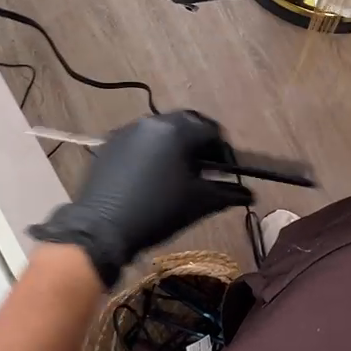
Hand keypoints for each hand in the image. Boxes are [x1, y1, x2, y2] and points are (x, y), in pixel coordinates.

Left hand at [27, 112, 250, 287]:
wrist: (101, 228)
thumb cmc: (157, 212)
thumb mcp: (198, 203)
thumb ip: (227, 193)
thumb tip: (249, 193)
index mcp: (178, 131)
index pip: (212, 131)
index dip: (223, 151)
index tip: (225, 171)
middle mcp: (154, 122)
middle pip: (187, 123)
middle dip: (199, 143)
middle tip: (205, 168)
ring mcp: (129, 130)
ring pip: (162, 130)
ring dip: (175, 145)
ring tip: (178, 172)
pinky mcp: (111, 143)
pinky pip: (140, 139)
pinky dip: (152, 150)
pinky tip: (151, 175)